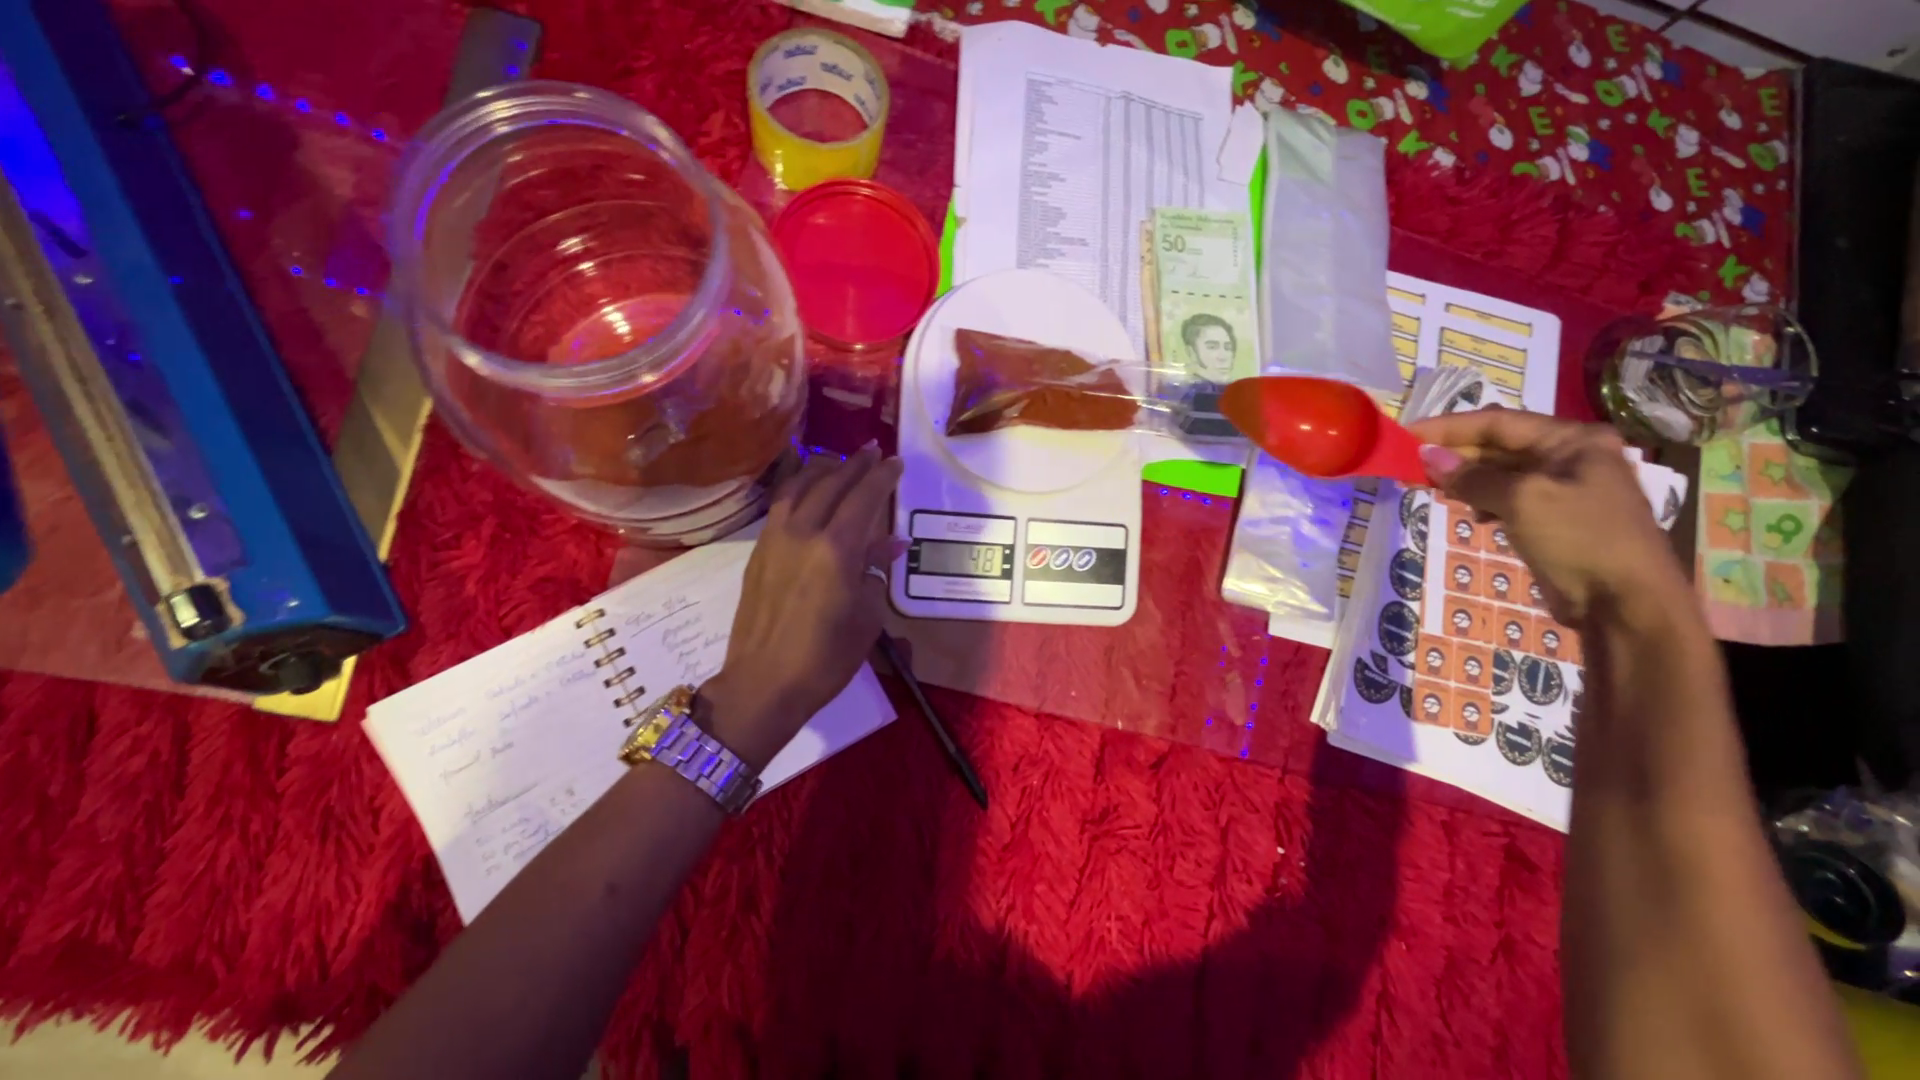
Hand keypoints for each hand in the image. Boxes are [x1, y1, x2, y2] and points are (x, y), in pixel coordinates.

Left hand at [699, 446, 902, 769]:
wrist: (764, 681)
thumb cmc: (826, 658)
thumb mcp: (866, 618)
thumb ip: (875, 573)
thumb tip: (888, 544)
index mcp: (837, 550)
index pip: (864, 497)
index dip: (882, 476)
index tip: (895, 462)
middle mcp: (804, 533)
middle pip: (831, 483)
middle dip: (854, 464)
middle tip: (872, 452)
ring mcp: (776, 538)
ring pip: (799, 486)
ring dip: (822, 468)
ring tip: (838, 461)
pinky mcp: (759, 550)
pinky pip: (780, 504)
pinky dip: (797, 486)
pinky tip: (806, 486)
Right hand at [1408, 409, 1683, 627]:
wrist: (1626, 604)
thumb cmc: (1579, 539)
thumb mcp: (1521, 501)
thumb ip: (1472, 477)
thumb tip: (1427, 457)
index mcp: (1573, 440)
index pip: (1499, 422)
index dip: (1449, 428)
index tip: (1408, 437)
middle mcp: (1571, 457)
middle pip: (1500, 446)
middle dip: (1456, 455)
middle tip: (1411, 465)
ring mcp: (1566, 489)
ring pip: (1502, 473)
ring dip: (1467, 479)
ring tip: (1432, 488)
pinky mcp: (1557, 518)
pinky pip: (1511, 498)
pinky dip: (1485, 501)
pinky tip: (1471, 513)